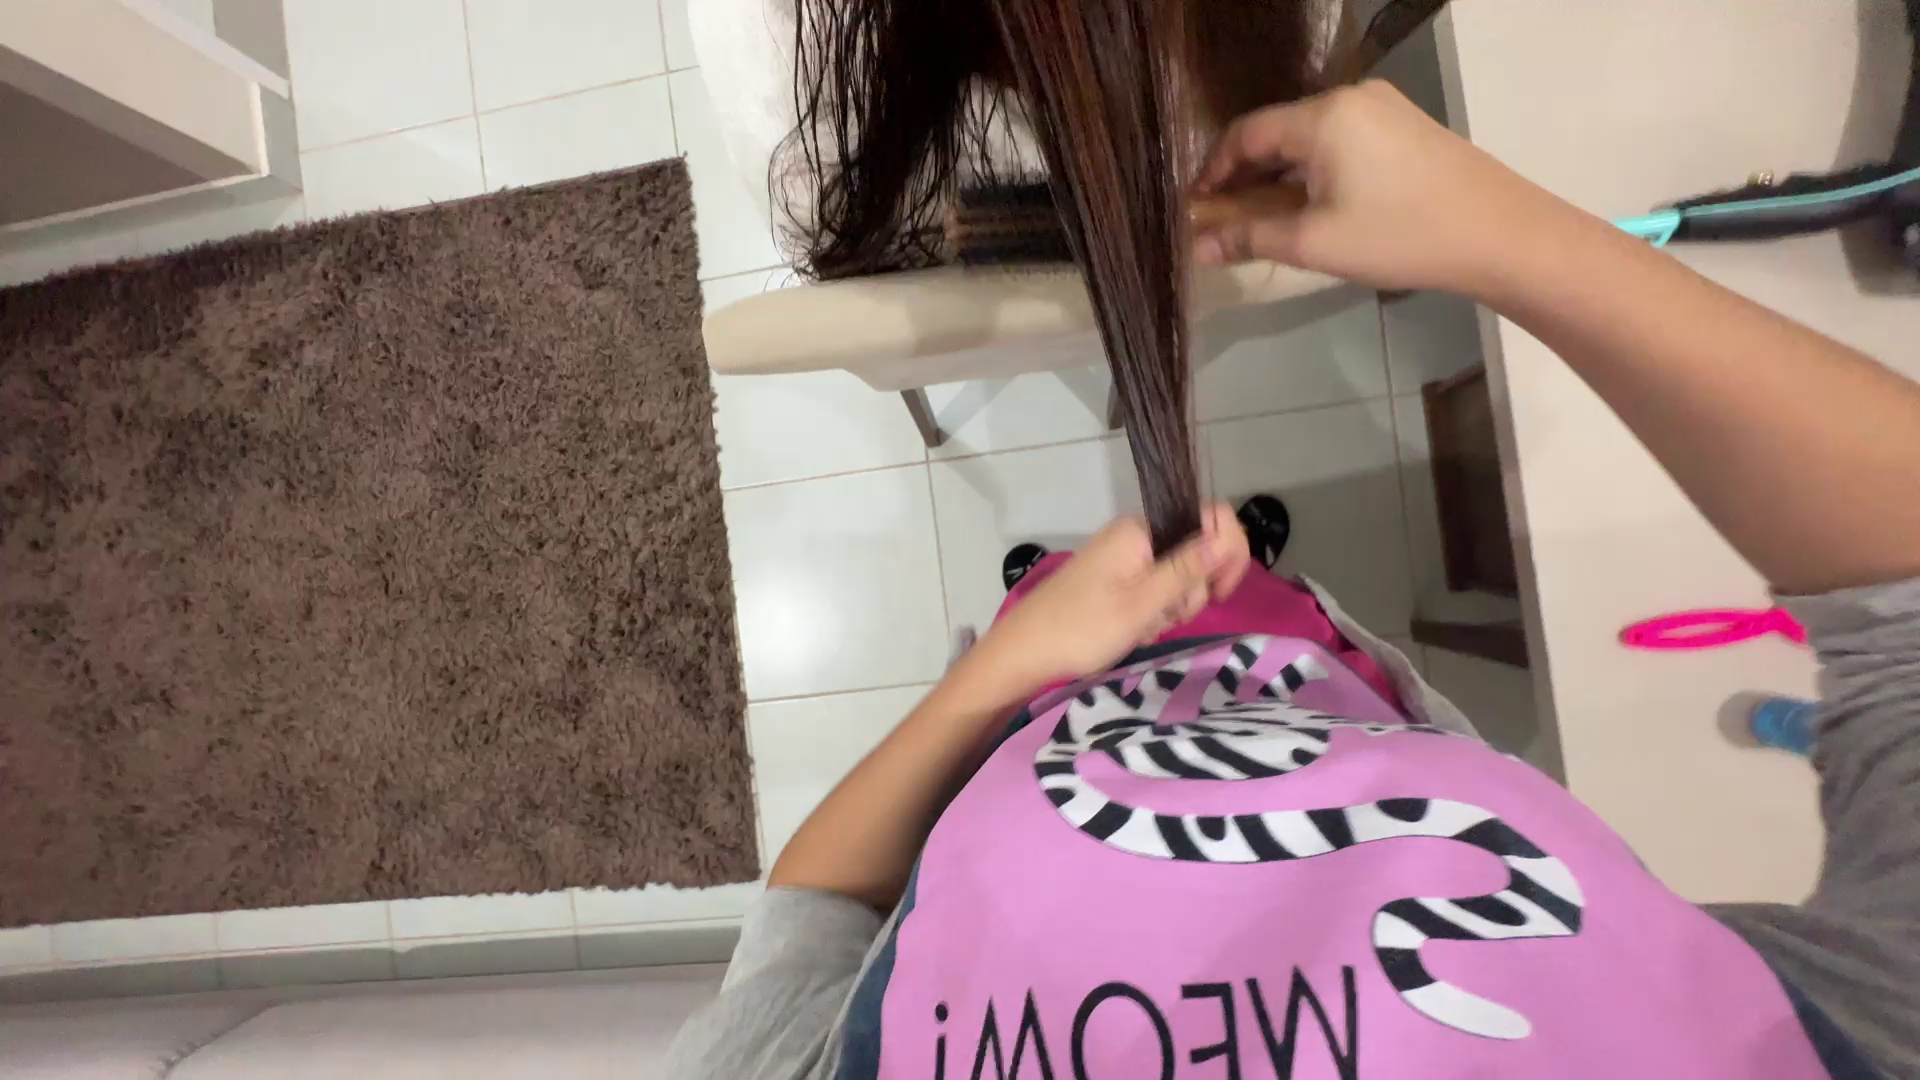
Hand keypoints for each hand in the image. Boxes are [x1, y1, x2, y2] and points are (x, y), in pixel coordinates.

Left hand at [962, 504, 1249, 702]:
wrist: (1026, 650)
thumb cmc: (1083, 628)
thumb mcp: (1142, 603)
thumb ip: (1186, 570)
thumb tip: (1225, 537)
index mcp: (1141, 530)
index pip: (1210, 520)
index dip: (1227, 553)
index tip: (1219, 593)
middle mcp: (1135, 536)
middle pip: (1197, 554)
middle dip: (1191, 592)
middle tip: (1162, 617)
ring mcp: (1125, 559)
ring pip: (1178, 580)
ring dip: (1170, 609)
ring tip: (1142, 627)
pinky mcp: (1118, 581)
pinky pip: (1155, 593)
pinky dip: (1153, 614)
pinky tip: (1134, 630)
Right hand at [1191, 80, 1574, 295]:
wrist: (1496, 233)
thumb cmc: (1395, 236)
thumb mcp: (1311, 243)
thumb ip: (1247, 239)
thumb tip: (1196, 246)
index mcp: (1323, 117)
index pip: (1246, 134)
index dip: (1212, 172)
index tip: (1194, 210)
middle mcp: (1350, 98)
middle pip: (1275, 132)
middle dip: (1241, 177)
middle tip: (1221, 221)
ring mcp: (1379, 109)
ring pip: (1304, 140)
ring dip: (1273, 178)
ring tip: (1257, 222)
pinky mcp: (1400, 127)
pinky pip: (1334, 144)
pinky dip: (1306, 174)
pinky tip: (1302, 208)